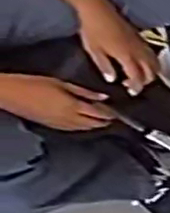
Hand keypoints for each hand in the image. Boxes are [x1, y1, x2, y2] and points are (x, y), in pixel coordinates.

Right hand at [0, 73, 115, 130]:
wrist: (1, 91)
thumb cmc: (28, 83)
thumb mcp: (58, 83)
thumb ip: (83, 91)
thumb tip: (104, 97)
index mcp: (73, 106)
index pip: (101, 114)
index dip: (111, 113)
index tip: (115, 110)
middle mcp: (70, 117)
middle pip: (96, 123)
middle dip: (106, 121)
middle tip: (110, 116)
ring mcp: (60, 123)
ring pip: (86, 128)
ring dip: (95, 125)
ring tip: (98, 119)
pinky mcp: (50, 125)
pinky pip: (73, 129)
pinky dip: (82, 126)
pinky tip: (82, 121)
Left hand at [76, 6, 158, 93]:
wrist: (99, 12)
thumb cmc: (93, 29)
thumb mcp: (93, 48)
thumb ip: (104, 65)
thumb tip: (111, 79)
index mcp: (127, 58)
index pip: (137, 77)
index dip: (136, 86)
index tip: (131, 92)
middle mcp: (140, 55)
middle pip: (151, 74)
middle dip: (145, 82)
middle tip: (136, 85)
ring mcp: (144, 49)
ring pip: (157, 67)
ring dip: (153, 75)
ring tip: (144, 77)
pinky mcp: (145, 43)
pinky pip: (155, 59)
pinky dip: (154, 66)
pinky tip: (147, 65)